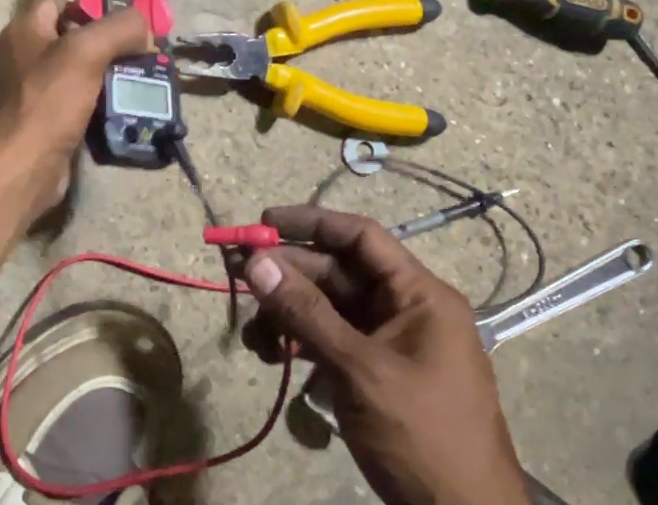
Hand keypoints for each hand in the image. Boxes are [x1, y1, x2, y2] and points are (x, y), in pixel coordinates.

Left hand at [0, 0, 151, 221]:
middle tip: (140, 54)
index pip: (60, 2)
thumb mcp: (86, 53)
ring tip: (138, 81)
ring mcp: (30, 91)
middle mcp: (22, 56)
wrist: (19, 171)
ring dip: (107, 76)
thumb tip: (143, 22)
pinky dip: (97, 104)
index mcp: (23, 31)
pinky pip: (76, 102)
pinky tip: (121, 109)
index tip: (124, 26)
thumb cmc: (47, 103)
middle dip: (107, 45)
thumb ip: (118, 28)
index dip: (91, 8)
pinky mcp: (42, 122)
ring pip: (77, 72)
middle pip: (72, 38)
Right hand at [243, 205, 527, 504]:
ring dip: (286, 313)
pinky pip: (331, 341)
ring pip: (328, 309)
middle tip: (236, 276)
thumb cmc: (421, 434)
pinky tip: (270, 355)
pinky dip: (299, 342)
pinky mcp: (375, 374)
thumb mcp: (359, 370)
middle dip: (287, 274)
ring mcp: (390, 343)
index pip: (361, 238)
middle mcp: (405, 309)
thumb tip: (256, 263)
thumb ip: (306, 313)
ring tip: (252, 335)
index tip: (262, 225)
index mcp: (419, 295)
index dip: (311, 224)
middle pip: (337, 273)